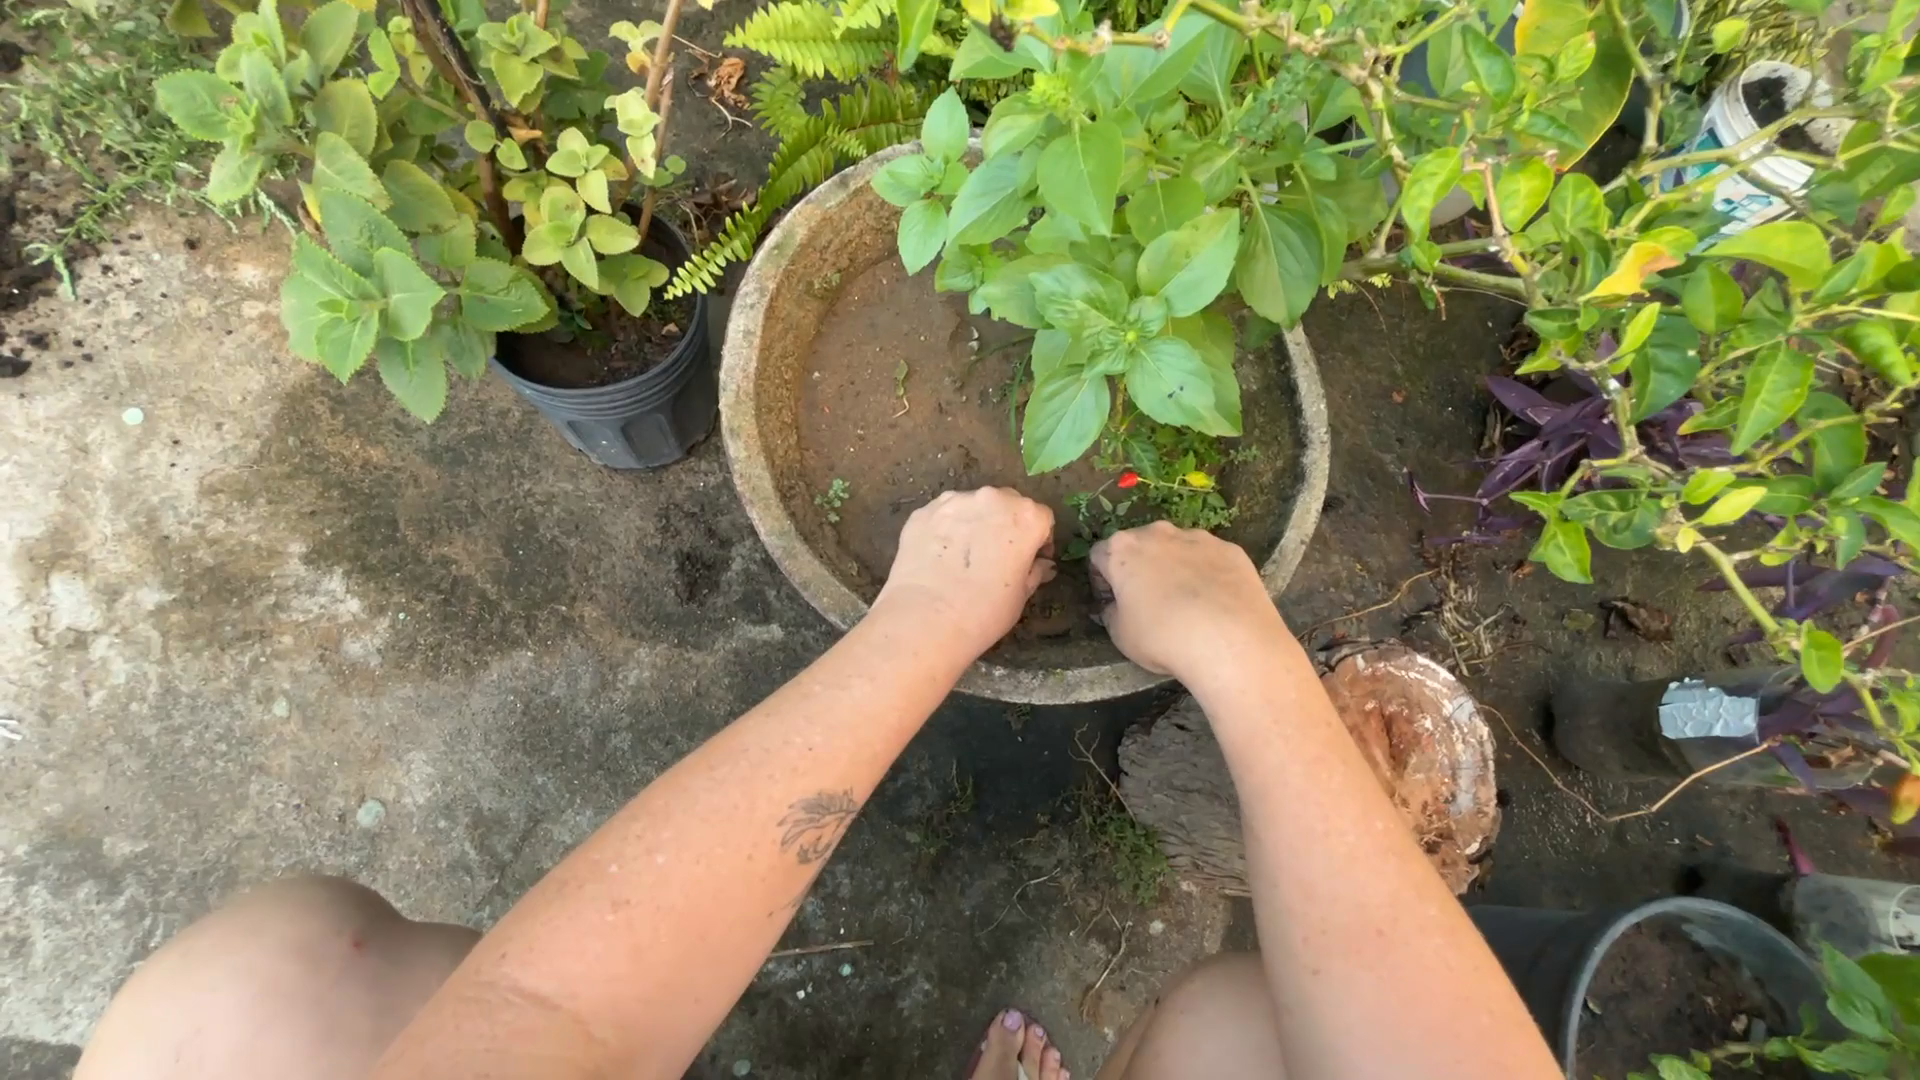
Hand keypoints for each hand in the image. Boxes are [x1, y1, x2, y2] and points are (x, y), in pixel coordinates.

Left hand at [873, 488, 1055, 654]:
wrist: (926, 618)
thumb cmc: (984, 611)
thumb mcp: (1021, 595)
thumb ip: (1035, 571)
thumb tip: (1042, 565)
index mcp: (1026, 517)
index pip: (1042, 519)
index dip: (1039, 540)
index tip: (1031, 559)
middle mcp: (992, 499)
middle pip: (1007, 505)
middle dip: (1007, 525)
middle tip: (997, 556)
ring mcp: (955, 501)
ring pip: (973, 506)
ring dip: (975, 523)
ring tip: (964, 557)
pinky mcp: (923, 511)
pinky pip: (944, 516)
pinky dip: (947, 529)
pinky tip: (940, 556)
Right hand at [1089, 522, 1288, 682]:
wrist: (1230, 640)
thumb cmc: (1163, 636)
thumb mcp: (1121, 635)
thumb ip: (1111, 613)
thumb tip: (1114, 606)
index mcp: (1122, 550)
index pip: (1099, 556)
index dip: (1102, 580)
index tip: (1112, 602)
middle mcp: (1158, 533)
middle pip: (1139, 545)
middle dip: (1138, 568)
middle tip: (1147, 601)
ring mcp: (1197, 538)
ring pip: (1176, 548)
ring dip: (1173, 567)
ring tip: (1185, 603)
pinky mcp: (1230, 549)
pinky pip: (1209, 558)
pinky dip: (1206, 573)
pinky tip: (1214, 602)